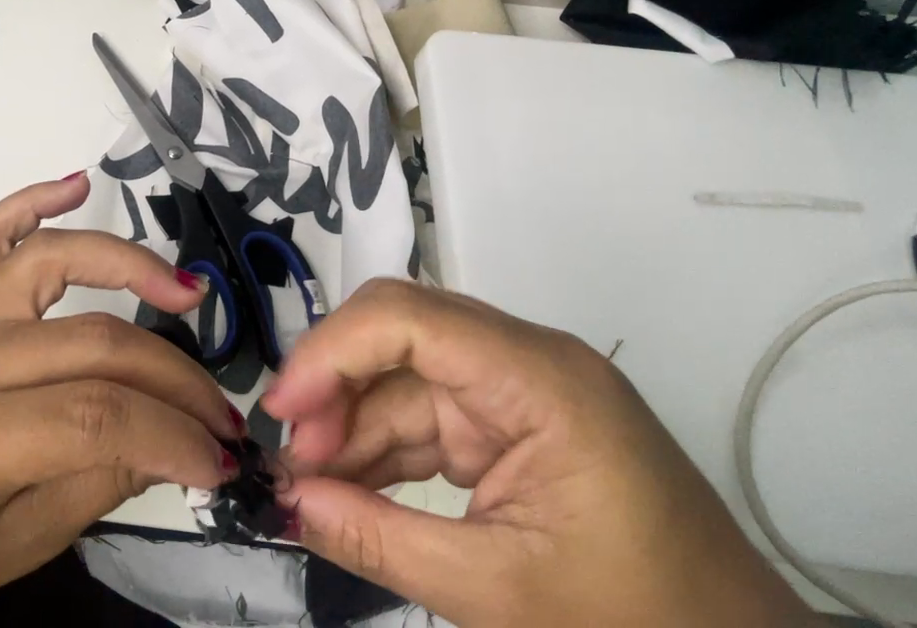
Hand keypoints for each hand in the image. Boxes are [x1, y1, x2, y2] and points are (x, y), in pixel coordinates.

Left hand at [0, 175, 242, 627]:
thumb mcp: (30, 540)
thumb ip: (109, 477)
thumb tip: (190, 438)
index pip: (95, 417)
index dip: (172, 435)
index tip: (221, 461)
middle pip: (90, 342)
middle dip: (174, 378)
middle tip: (224, 419)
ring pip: (50, 263)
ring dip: (126, 265)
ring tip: (186, 292)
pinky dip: (30, 201)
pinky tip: (76, 186)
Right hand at [262, 280, 820, 627]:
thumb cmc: (637, 626)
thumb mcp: (495, 591)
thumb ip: (375, 538)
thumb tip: (282, 501)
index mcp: (540, 379)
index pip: (408, 319)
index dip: (331, 352)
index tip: (280, 413)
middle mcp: (526, 364)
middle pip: (399, 338)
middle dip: (335, 392)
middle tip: (292, 464)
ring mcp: (519, 393)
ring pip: (403, 381)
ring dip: (350, 428)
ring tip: (308, 487)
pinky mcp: (512, 427)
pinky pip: (426, 419)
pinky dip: (380, 451)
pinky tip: (345, 488)